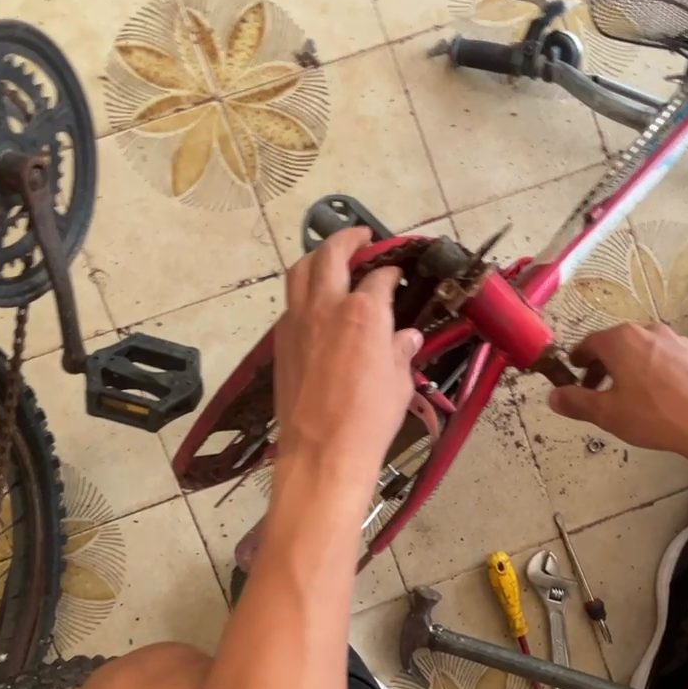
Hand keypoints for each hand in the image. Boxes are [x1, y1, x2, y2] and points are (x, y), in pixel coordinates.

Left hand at [273, 228, 422, 478]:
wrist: (323, 451)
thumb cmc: (369, 420)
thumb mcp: (399, 383)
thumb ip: (401, 351)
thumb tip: (406, 337)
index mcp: (364, 313)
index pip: (379, 277)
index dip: (391, 273)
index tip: (397, 276)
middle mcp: (327, 306)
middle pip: (332, 255)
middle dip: (348, 239)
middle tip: (361, 236)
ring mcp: (298, 321)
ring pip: (300, 270)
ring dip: (317, 257)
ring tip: (331, 257)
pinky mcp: (281, 341)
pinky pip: (290, 302)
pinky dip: (303, 291)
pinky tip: (315, 303)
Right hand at [548, 322, 687, 471]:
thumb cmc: (655, 416)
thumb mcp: (607, 414)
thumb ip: (576, 402)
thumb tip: (553, 396)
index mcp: (621, 340)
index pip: (589, 344)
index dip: (577, 360)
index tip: (573, 374)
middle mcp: (647, 331)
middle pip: (615, 345)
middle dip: (602, 366)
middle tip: (595, 390)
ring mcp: (675, 340)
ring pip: (640, 351)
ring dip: (627, 368)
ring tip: (626, 396)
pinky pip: (663, 359)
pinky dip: (651, 372)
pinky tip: (656, 397)